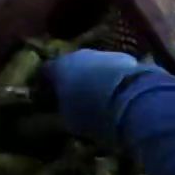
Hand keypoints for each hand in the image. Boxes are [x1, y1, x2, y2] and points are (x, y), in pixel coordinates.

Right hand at [40, 49, 158, 143]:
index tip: (45, 100)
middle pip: (69, 66)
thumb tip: (49, 116)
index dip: (44, 86)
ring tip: (97, 99)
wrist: (131, 99)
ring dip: (92, 79)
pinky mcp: (127, 58)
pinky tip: (116, 96)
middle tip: (71, 99)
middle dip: (70, 81)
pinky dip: (111, 80)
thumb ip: (57, 114)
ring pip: (92, 66)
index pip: (44, 72)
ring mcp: (104, 54)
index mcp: (58, 67)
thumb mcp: (67, 120)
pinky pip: (112, 70)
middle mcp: (78, 54)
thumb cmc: (89, 111)